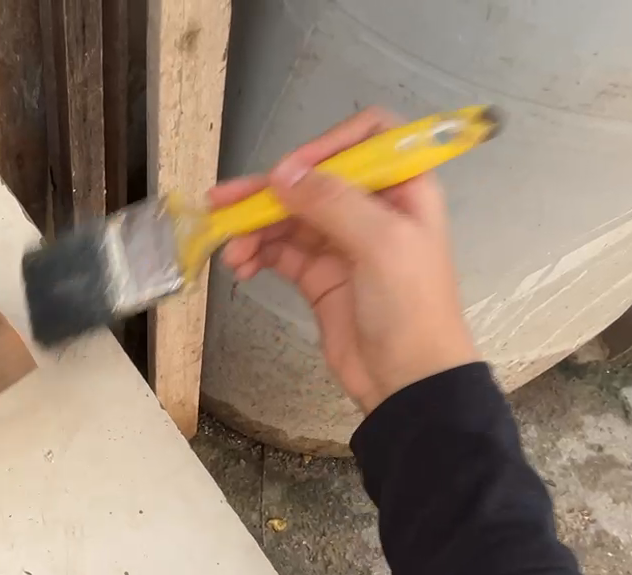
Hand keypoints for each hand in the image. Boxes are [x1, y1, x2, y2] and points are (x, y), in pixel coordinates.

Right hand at [216, 107, 478, 412]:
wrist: (406, 375)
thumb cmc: (409, 305)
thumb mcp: (378, 244)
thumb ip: (331, 203)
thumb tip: (280, 173)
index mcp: (401, 188)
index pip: (363, 141)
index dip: (323, 148)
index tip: (284, 173)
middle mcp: (370, 209)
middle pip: (312, 184)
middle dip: (268, 194)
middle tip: (221, 205)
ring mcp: (341, 245)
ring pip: (289, 221)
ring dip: (256, 231)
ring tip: (232, 254)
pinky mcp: (318, 278)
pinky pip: (280, 254)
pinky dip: (258, 256)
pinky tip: (240, 268)